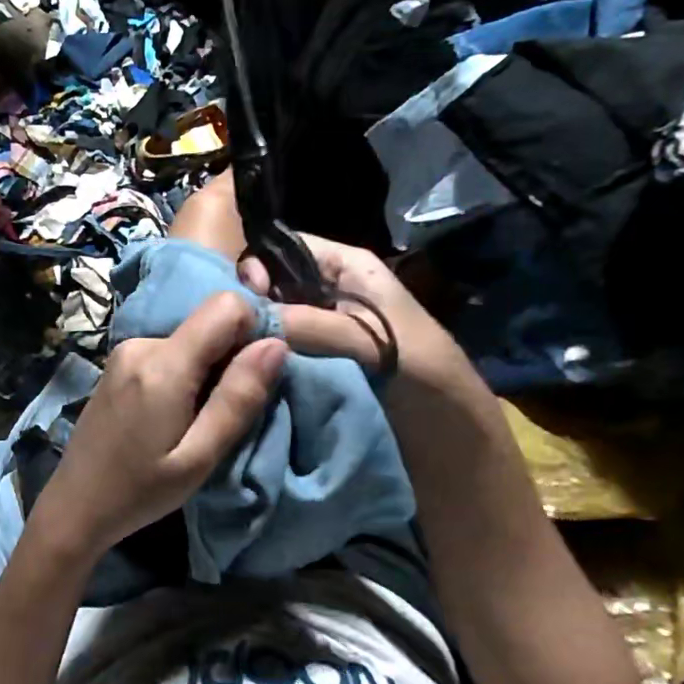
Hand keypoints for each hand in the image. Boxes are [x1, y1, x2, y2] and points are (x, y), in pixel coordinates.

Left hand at [26, 292, 288, 556]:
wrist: (75, 505)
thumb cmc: (139, 492)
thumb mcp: (199, 458)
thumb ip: (237, 399)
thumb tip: (276, 344)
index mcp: (162, 364)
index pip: (226, 305)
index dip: (252, 330)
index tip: (255, 375)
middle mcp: (141, 344)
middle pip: (208, 322)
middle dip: (231, 357)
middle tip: (224, 411)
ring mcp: (126, 350)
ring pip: (192, 338)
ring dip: (208, 370)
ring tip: (197, 419)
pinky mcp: (120, 362)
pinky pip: (171, 350)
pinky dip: (186, 373)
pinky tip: (174, 414)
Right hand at [239, 233, 469, 389]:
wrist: (449, 435)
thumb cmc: (423, 371)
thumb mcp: (371, 339)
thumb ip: (312, 324)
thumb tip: (248, 320)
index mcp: (347, 270)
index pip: (288, 248)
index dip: (260, 265)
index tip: (244, 299)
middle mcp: (328, 296)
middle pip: (273, 287)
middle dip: (250, 306)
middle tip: (234, 335)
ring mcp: (318, 335)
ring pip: (272, 325)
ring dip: (255, 340)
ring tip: (235, 359)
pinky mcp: (312, 369)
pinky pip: (277, 358)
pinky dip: (262, 366)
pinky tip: (247, 378)